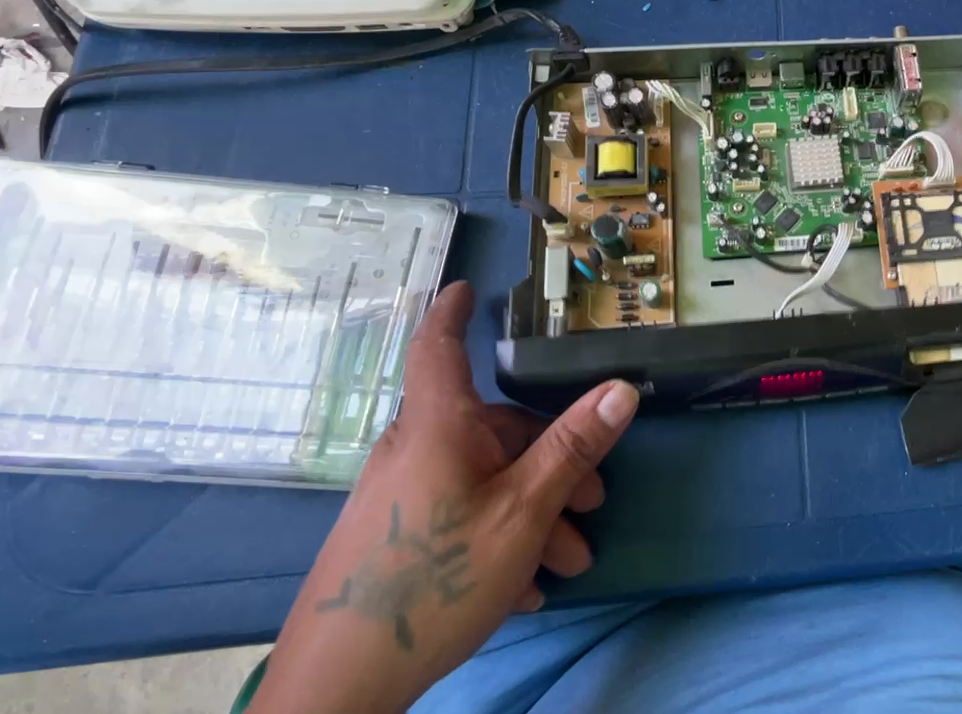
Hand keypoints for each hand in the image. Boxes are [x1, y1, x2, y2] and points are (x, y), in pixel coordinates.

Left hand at [251, 281, 638, 713]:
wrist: (338, 687)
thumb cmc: (437, 578)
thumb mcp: (524, 511)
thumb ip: (573, 446)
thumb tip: (623, 387)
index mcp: (438, 427)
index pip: (438, 347)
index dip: (451, 312)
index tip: (465, 287)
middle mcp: (414, 450)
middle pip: (492, 431)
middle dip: (552, 462)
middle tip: (595, 502)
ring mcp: (399, 496)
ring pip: (483, 479)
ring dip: (534, 512)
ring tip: (569, 563)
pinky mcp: (391, 538)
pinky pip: (457, 514)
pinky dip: (498, 535)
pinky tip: (526, 585)